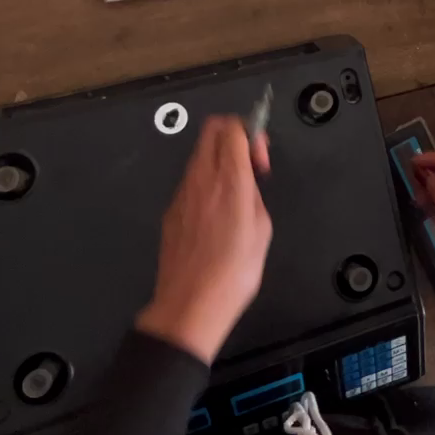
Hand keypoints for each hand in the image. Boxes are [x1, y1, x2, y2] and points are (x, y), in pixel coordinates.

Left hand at [135, 115, 272, 363]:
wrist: (190, 305)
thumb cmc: (232, 273)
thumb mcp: (262, 229)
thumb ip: (255, 195)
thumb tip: (249, 183)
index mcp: (229, 181)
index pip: (234, 128)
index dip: (253, 132)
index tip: (261, 155)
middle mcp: (202, 180)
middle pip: (213, 129)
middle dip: (235, 134)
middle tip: (250, 160)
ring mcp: (183, 193)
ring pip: (200, 153)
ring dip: (220, 157)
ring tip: (237, 188)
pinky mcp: (172, 210)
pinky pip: (192, 180)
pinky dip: (207, 180)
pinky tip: (218, 211)